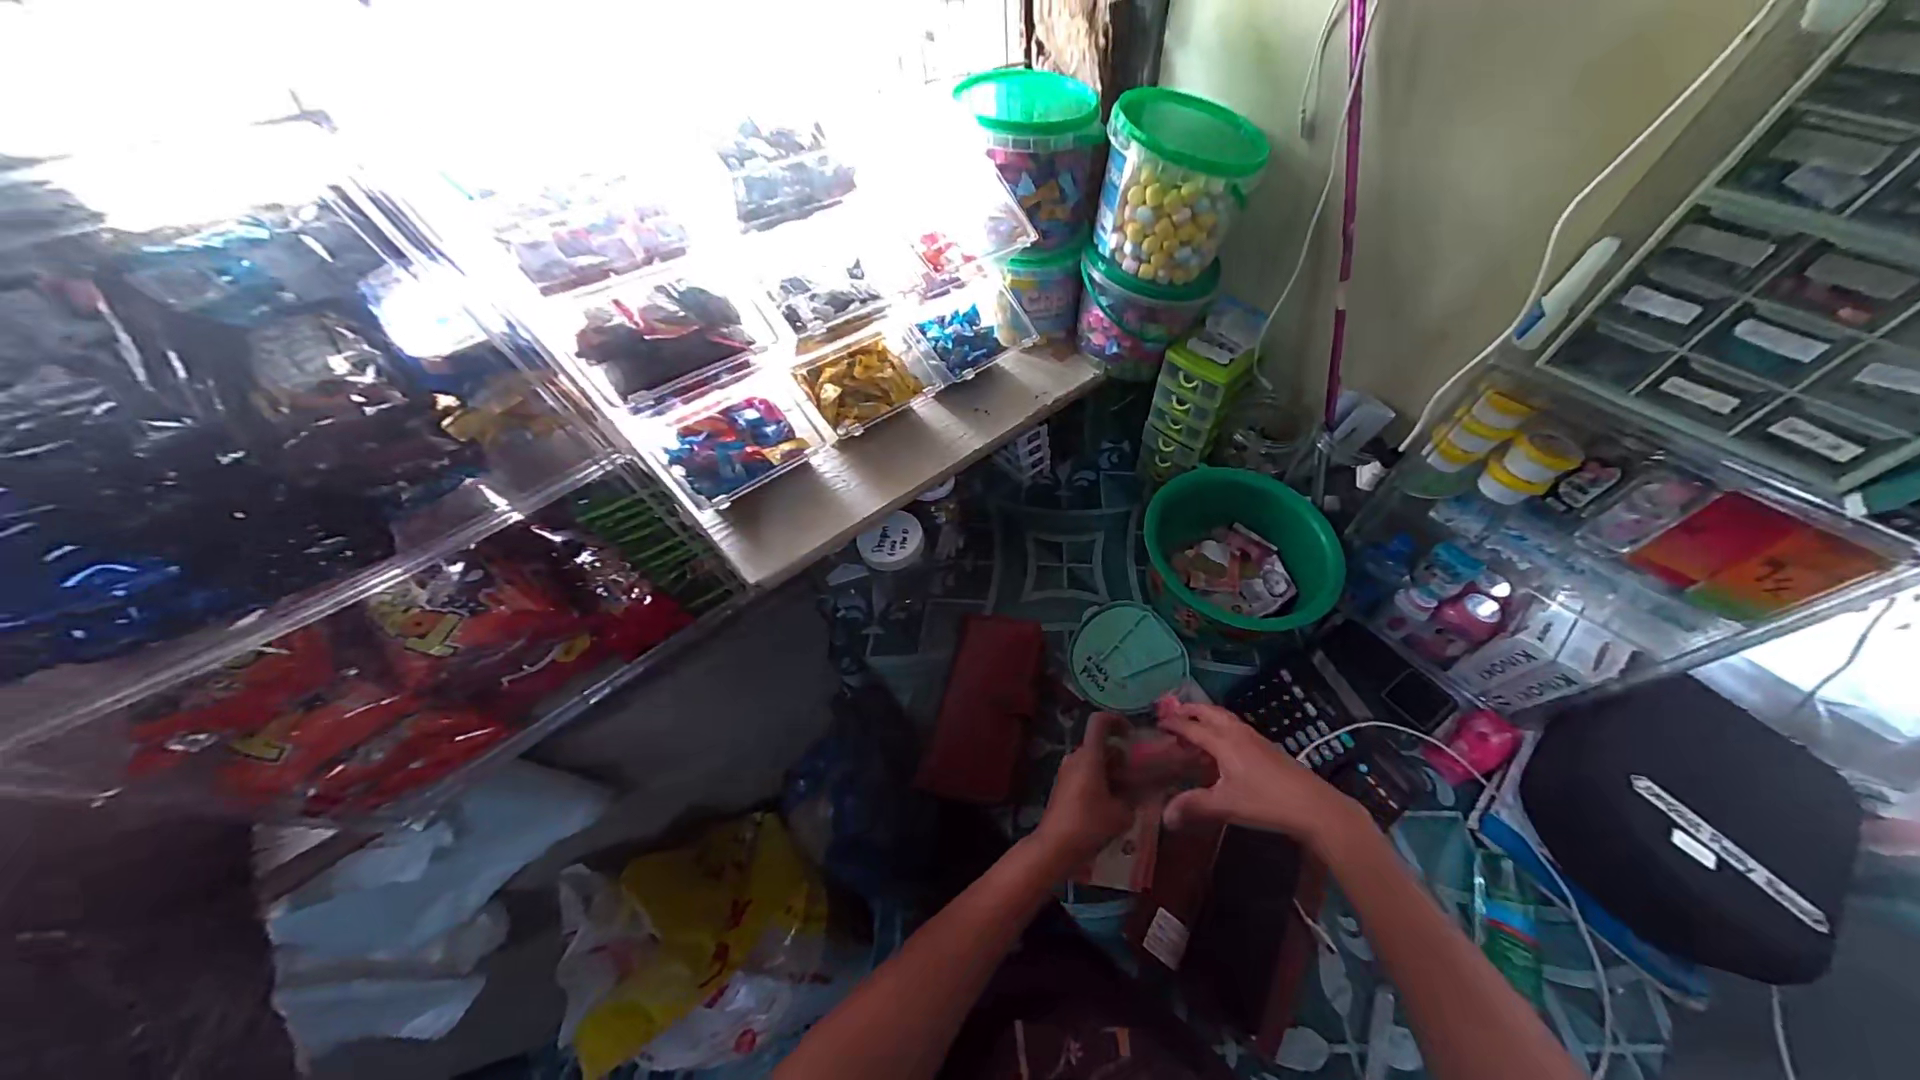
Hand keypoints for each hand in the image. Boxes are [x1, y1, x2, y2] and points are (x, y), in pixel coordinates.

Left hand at [1033, 712, 1136, 864]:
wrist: (1054, 846)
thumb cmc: (1089, 825)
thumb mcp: (1122, 813)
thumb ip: (1136, 796)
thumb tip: (1146, 789)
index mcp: (1089, 756)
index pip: (1099, 721)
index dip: (1117, 720)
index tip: (1132, 734)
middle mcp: (1075, 757)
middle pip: (1100, 744)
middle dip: (1121, 755)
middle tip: (1139, 774)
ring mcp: (1066, 771)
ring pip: (1093, 760)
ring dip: (1111, 770)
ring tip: (1129, 792)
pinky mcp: (1062, 786)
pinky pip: (1084, 773)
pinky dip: (1100, 780)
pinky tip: (1112, 803)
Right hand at [1155, 698, 1367, 851]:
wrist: (1316, 807)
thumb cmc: (1267, 802)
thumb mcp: (1226, 806)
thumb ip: (1194, 807)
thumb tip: (1164, 816)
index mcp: (1224, 742)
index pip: (1191, 726)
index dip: (1173, 723)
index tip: (1156, 722)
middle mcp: (1238, 734)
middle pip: (1209, 712)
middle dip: (1190, 710)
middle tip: (1173, 714)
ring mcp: (1255, 739)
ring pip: (1225, 718)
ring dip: (1207, 717)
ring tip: (1195, 727)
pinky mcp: (1267, 748)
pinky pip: (1236, 728)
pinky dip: (1221, 728)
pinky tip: (1222, 746)